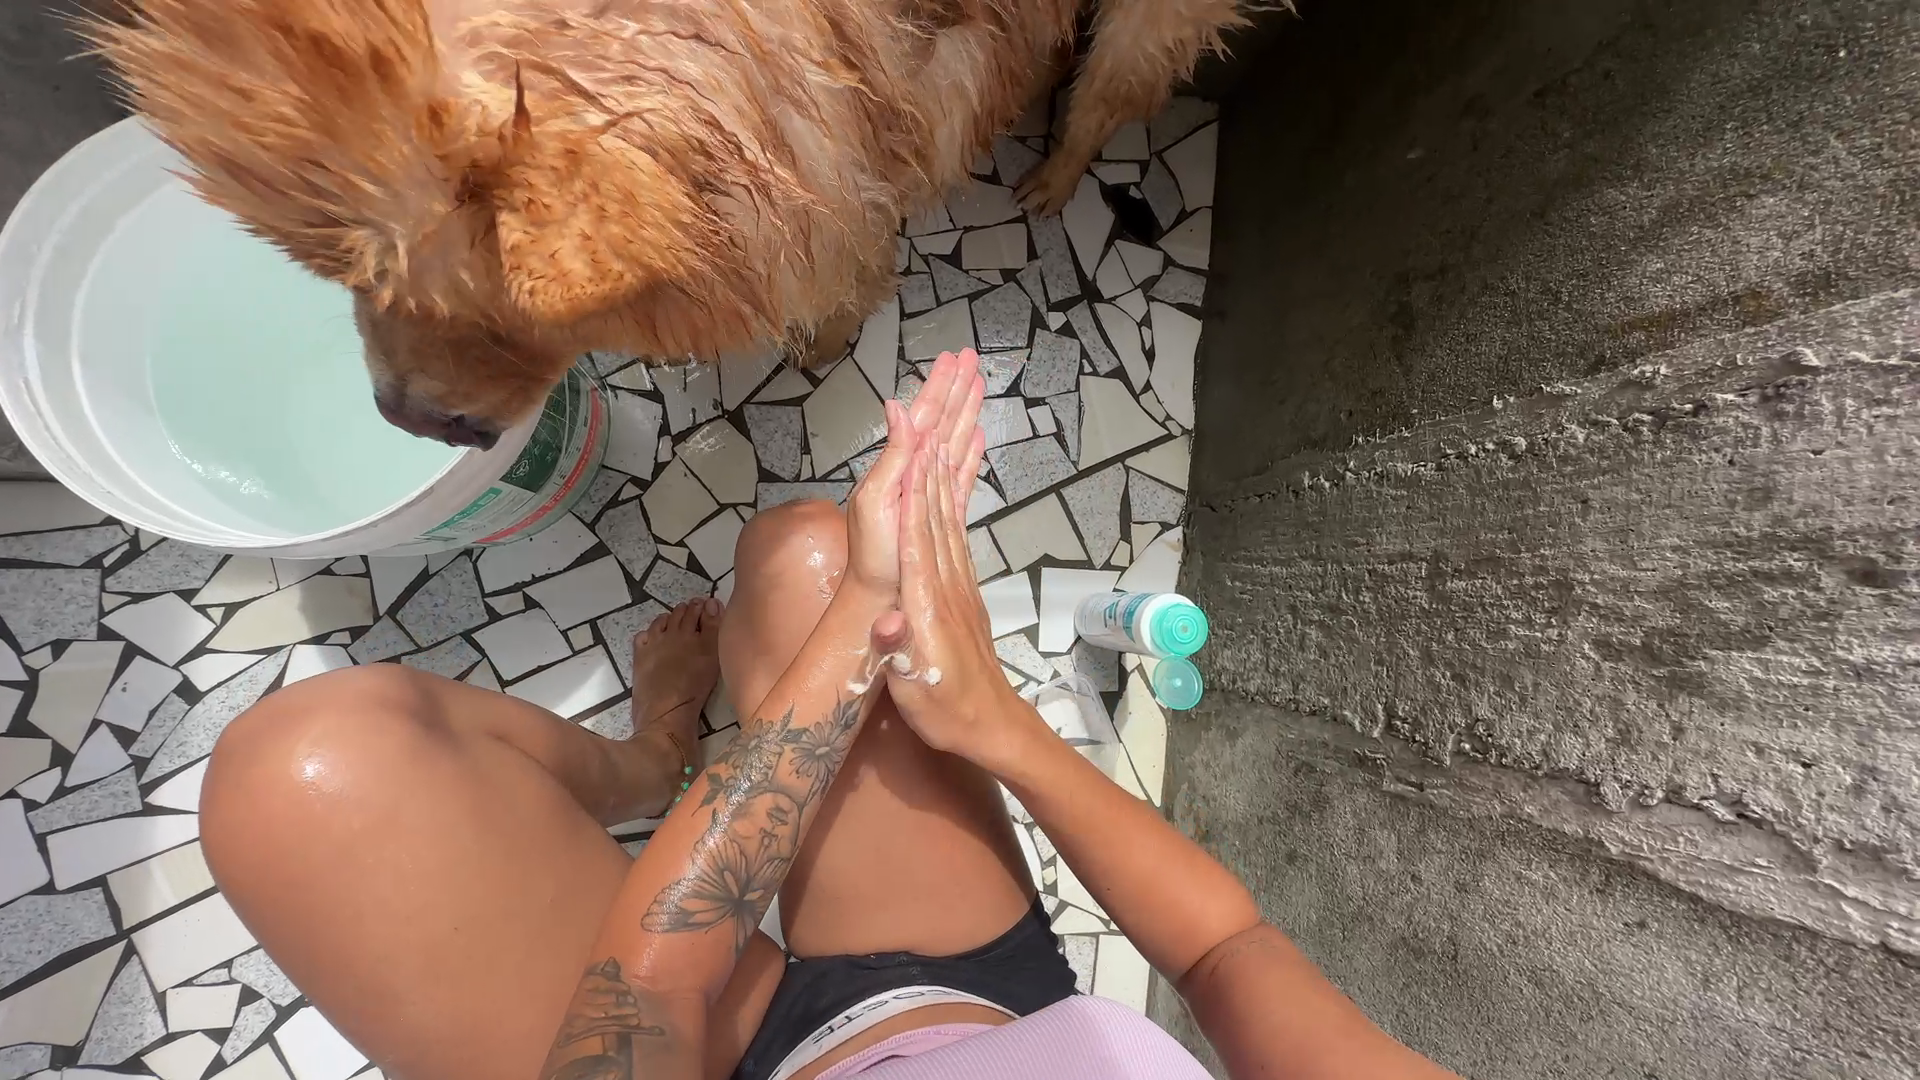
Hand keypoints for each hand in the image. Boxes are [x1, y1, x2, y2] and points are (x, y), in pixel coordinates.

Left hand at [843, 350, 986, 595]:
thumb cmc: (873, 553)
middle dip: (957, 389)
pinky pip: (961, 474)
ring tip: (979, 386)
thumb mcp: (875, 499)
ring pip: (954, 441)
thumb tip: (897, 406)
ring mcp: (930, 488)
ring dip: (966, 413)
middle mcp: (916, 470)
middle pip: (942, 421)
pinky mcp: (942, 509)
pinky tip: (977, 437)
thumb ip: (892, 454)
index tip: (954, 358)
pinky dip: (970, 454)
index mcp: (899, 463)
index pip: (924, 415)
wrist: (882, 591)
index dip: (940, 386)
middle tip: (972, 359)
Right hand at [883, 442, 1034, 767]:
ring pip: (950, 518)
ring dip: (947, 473)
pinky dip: (954, 503)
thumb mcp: (915, 692)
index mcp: (928, 603)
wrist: (993, 723)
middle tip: (937, 417)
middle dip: (936, 463)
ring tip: (946, 432)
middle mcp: (947, 584)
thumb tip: (887, 619)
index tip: (913, 449)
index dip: (914, 494)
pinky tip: (952, 485)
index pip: (918, 539)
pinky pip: (958, 536)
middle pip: (938, 515)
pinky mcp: (967, 591)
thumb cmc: (946, 710)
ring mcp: (961, 585)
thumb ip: (901, 653)